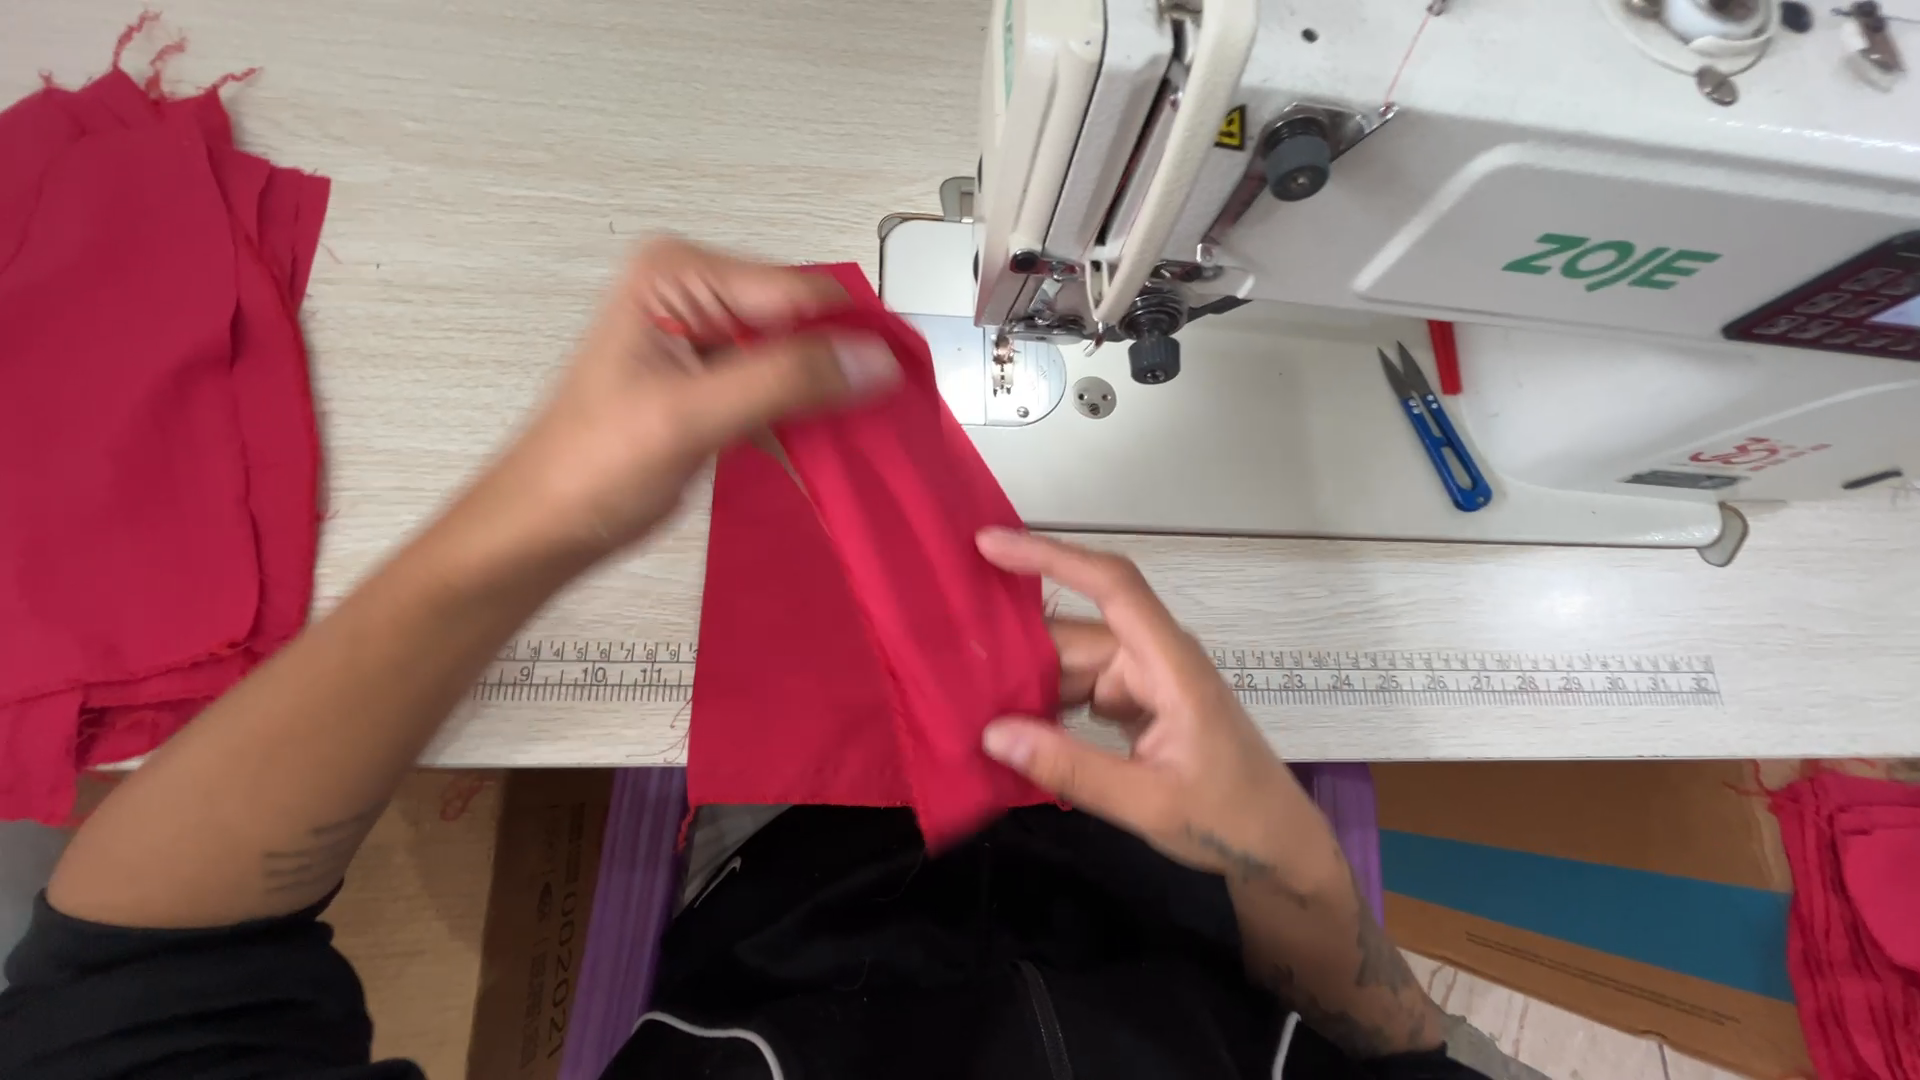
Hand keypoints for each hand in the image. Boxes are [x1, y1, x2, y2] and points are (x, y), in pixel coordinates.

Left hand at [473, 237, 900, 563]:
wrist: (550, 523)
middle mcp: (698, 293)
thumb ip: (784, 379)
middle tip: (884, 417)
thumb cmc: (591, 465)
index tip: (903, 380)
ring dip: (832, 398)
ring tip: (863, 437)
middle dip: (844, 368)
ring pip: (802, 358)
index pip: (799, 291)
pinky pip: (786, 389)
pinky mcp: (720, 382)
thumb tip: (874, 359)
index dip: (854, 335)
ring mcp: (711, 339)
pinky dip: (810, 418)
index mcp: (679, 274)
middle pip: (805, 321)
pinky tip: (829, 448)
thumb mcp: (691, 414)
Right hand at [977, 529, 1343, 890]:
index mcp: (1169, 663)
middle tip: (952, 667)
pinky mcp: (1139, 703)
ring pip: (1072, 666)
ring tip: (973, 705)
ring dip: (1030, 686)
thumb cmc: (1231, 819)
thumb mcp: (1148, 803)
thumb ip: (1071, 768)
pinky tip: (1015, 730)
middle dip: (1018, 651)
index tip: (990, 544)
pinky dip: (1049, 707)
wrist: (1280, 848)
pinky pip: (1082, 691)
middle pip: (1076, 636)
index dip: (1050, 556)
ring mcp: (1146, 680)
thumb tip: (993, 734)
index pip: (1111, 585)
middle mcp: (1154, 658)